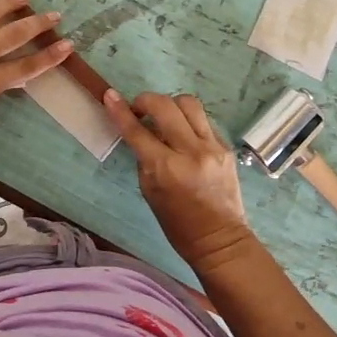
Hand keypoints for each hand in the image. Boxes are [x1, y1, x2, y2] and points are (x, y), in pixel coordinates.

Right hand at [103, 89, 253, 268]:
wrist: (220, 240)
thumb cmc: (177, 223)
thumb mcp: (149, 190)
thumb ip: (144, 157)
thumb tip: (141, 130)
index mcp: (166, 169)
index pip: (137, 131)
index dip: (120, 111)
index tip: (110, 96)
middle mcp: (191, 152)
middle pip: (165, 106)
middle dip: (145, 101)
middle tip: (139, 110)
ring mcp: (212, 148)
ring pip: (188, 103)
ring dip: (170, 105)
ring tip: (164, 117)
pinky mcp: (226, 147)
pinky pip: (203, 121)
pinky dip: (188, 122)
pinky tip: (184, 135)